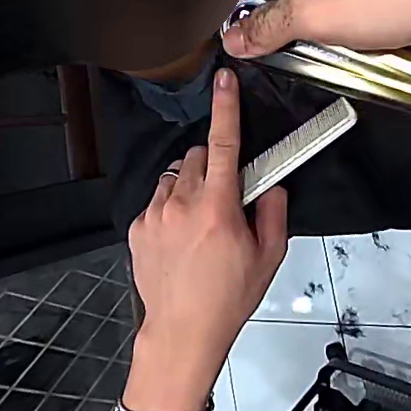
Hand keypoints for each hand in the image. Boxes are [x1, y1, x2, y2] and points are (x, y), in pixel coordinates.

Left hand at [125, 68, 288, 410]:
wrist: (182, 331)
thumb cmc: (228, 297)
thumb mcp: (268, 257)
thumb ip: (273, 211)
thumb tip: (271, 184)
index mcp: (217, 208)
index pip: (223, 144)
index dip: (225, 107)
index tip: (224, 79)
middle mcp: (181, 203)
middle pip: (197, 156)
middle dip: (212, 166)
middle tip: (223, 197)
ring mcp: (154, 213)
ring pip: (175, 175)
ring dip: (189, 186)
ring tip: (198, 221)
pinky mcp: (137, 224)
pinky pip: (157, 198)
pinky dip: (170, 206)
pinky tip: (179, 236)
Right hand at [221, 0, 410, 57]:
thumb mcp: (316, 14)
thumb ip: (266, 27)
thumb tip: (235, 38)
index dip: (238, 9)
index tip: (243, 42)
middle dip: (280, 19)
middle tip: (295, 45)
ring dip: (313, 24)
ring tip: (334, 40)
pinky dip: (340, 20)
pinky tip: (356, 36)